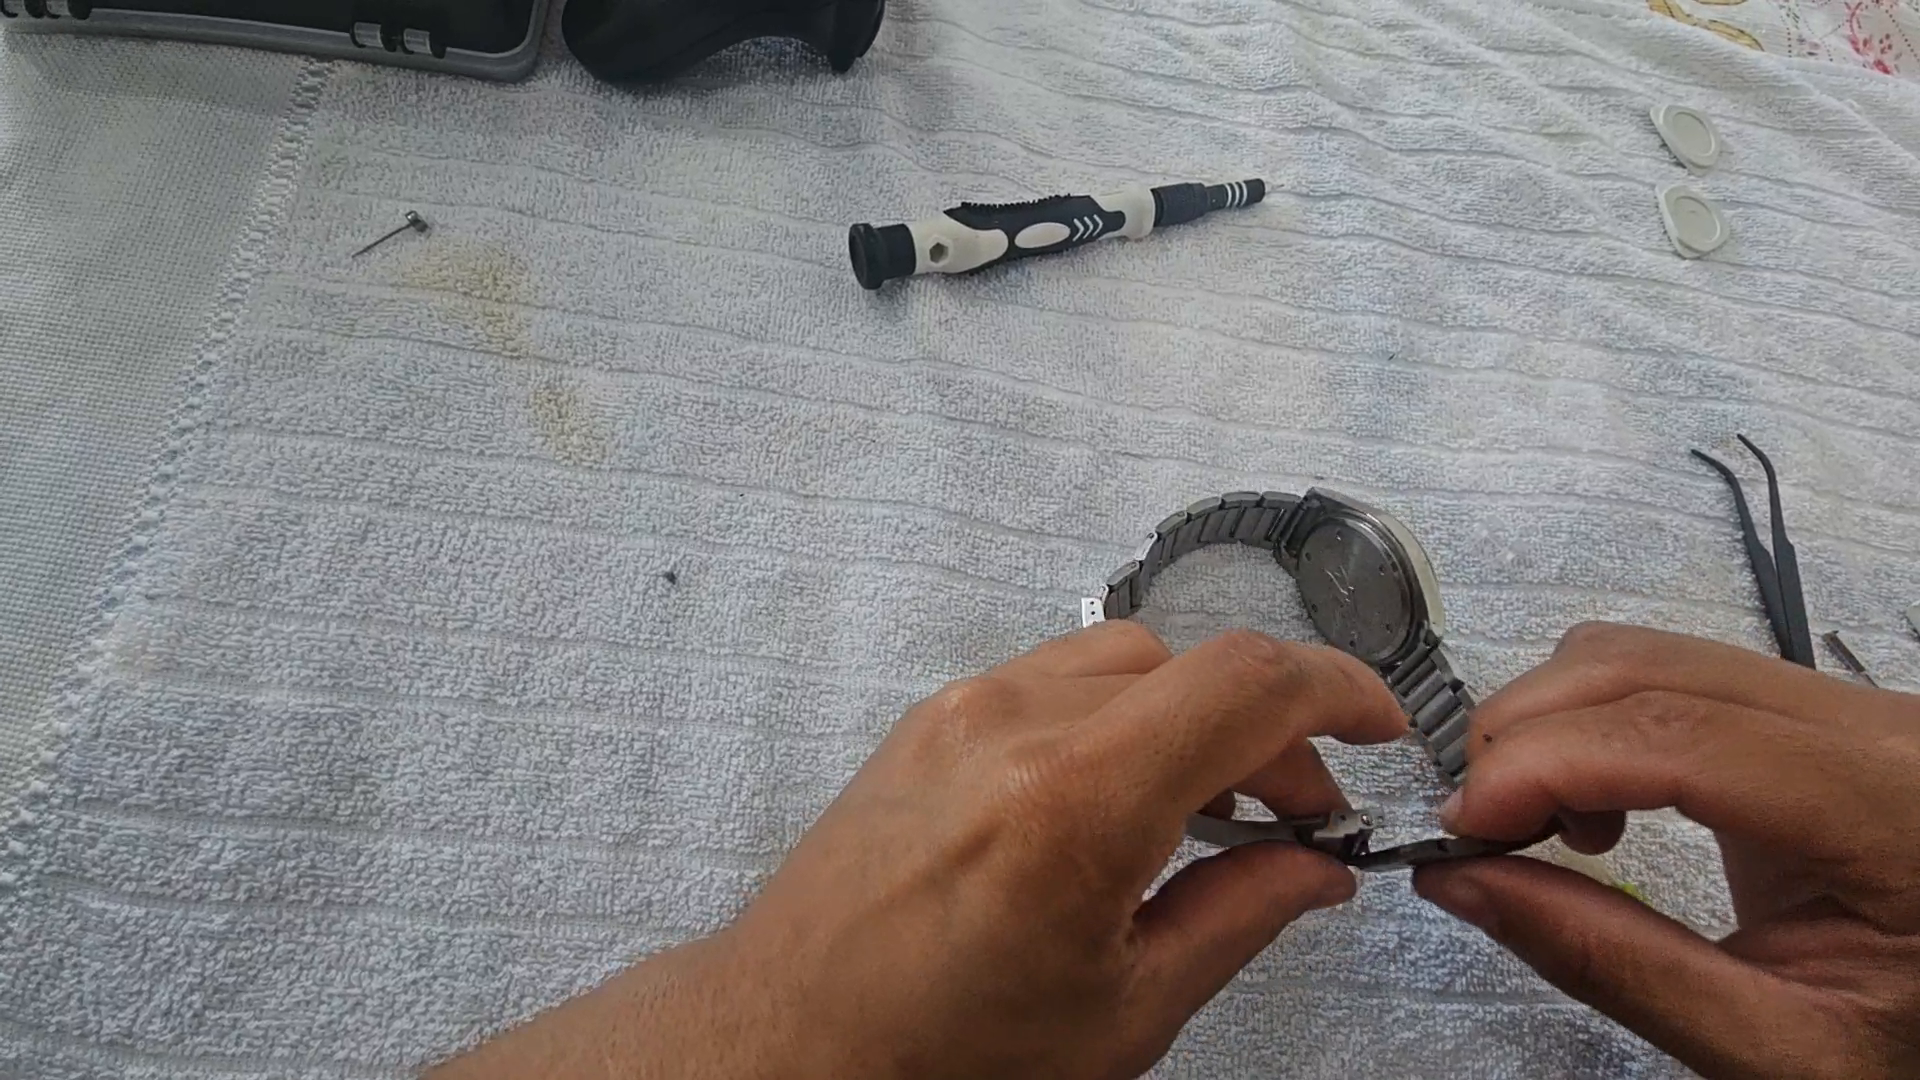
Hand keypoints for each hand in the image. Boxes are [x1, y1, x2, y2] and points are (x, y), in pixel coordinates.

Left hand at [428, 623, 1407, 1079]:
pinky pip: (1060, 675)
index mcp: (1076, 803)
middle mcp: (1017, 722)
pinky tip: (1122, 778)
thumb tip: (1320, 866)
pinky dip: (1123, 707)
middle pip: (1190, 663)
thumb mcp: (1122, 1011)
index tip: (1378, 722)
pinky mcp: (937, 708)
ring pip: (1127, 657)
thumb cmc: (948, 1050)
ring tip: (1210, 795)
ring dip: (1192, 709)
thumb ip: (1238, 916)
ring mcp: (967, 703)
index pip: (1241, 684)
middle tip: (1295, 807)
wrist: (791, 1026)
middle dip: (1269, 723)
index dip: (1334, 685)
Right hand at [1414, 623, 1919, 1078]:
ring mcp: (1836, 703)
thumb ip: (1611, 962)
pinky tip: (1597, 797)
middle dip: (1519, 736)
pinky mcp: (1795, 707)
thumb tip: (1452, 879)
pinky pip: (1649, 670)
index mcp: (1897, 809)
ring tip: (1545, 817)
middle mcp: (1874, 725)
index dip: (1538, 766)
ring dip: (1543, 723)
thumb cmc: (1919, 1052)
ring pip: (1627, 655)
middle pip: (1630, 669)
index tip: (1462, 827)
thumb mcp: (1785, 1051)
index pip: (1670, 735)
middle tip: (1484, 825)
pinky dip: (1578, 719)